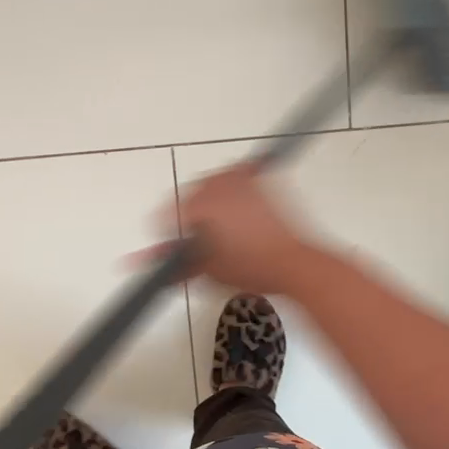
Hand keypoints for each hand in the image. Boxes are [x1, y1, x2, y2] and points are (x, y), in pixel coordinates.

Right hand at [172, 163, 329, 294]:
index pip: (166, 214)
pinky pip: (235, 178)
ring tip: (221, 229)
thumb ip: (174, 263)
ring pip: (211, 184)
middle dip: (189, 216)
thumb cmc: (253, 267)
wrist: (296, 262)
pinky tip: (238, 212)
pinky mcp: (261, 177)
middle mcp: (217, 183)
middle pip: (188, 196)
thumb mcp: (208, 271)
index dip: (167, 234)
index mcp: (199, 203)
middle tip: (199, 240)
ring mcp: (241, 176)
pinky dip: (231, 191)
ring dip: (210, 203)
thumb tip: (153, 262)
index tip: (172, 247)